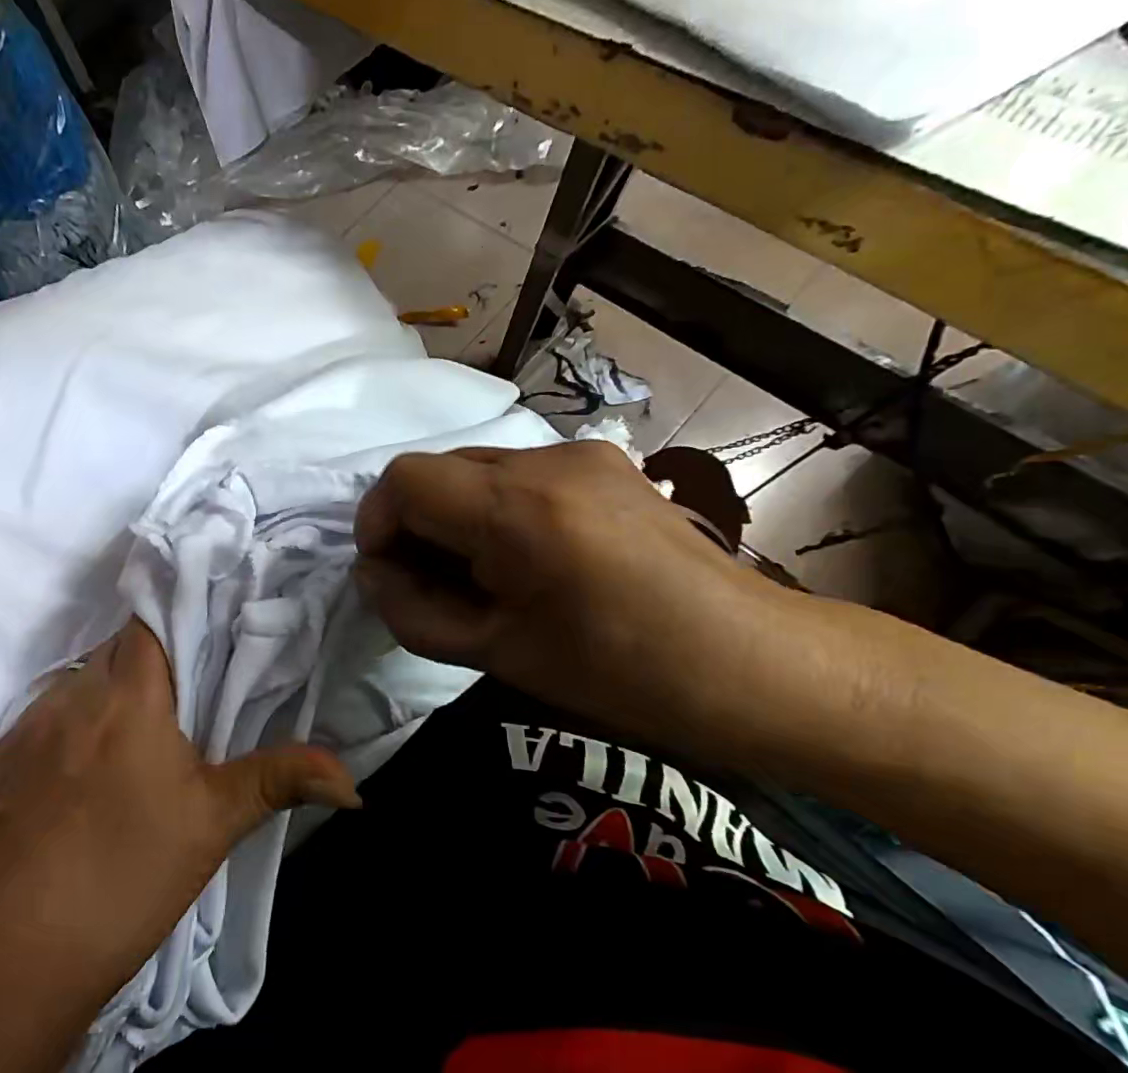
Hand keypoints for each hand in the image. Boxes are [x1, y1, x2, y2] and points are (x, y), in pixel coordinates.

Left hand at [0, 618, 359, 1072]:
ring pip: (75, 684)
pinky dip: (67, 729)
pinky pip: (40, 720)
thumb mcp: (210, 825)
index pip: (147, 620)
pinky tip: (79, 778)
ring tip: (133, 740)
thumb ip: (278, 781)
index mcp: (127, 695)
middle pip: (113, 650)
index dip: (174, 615)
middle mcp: (70, 695)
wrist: (9, 952)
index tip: (203, 632)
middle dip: (148, 661)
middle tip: (182, 698)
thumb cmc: (124, 876)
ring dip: (106, 696)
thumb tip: (353, 782)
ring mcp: (24, 726)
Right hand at [352, 441, 780, 733]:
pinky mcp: (604, 462)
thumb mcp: (494, 654)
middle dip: (414, 523)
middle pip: (436, 469)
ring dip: (453, 516)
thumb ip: (411, 611)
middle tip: (433, 583)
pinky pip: (516, 472)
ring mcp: (582, 454)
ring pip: (473, 468)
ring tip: (483, 575)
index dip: (376, 523)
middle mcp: (548, 460)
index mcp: (518, 509)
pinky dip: (493, 509)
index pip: (404, 480)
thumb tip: (372, 573)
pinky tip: (525, 558)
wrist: (755, 663)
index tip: (388, 571)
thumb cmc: (619, 674)